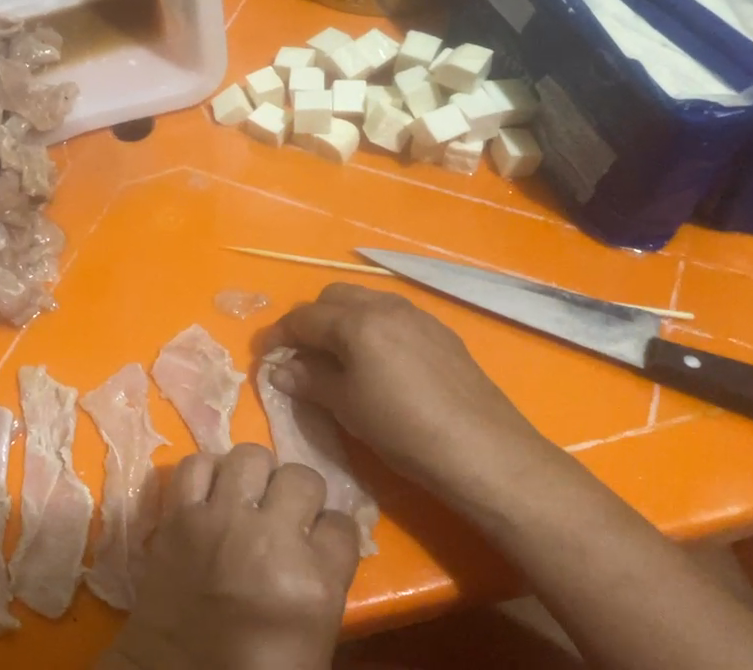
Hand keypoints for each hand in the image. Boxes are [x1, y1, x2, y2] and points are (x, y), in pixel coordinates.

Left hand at [103, 444, 358, 669]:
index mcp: (314, 581)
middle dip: (299, 493)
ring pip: (250, 456)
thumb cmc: (257, 667)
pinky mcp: (177, 514)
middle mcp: (270, 538)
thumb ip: (323, 580)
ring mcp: (219, 520)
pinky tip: (212, 489)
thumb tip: (322, 542)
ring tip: (249, 493)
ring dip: (256, 473)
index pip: (343, 525)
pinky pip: (196, 464)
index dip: (332, 529)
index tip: (321, 538)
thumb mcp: (315, 635)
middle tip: (285, 511)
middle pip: (301, 478)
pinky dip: (207, 470)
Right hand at [258, 283, 564, 512]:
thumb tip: (280, 370)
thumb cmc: (405, 430)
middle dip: (312, 320)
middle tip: (303, 355)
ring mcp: (419, 317)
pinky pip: (394, 318)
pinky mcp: (443, 335)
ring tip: (339, 359)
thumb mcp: (347, 408)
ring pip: (367, 303)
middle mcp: (386, 307)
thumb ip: (310, 381)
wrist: (488, 454)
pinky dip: (374, 329)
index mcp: (356, 321)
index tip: (265, 356)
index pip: (303, 317)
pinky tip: (379, 365)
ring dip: (344, 321)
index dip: (278, 335)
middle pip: (334, 298)